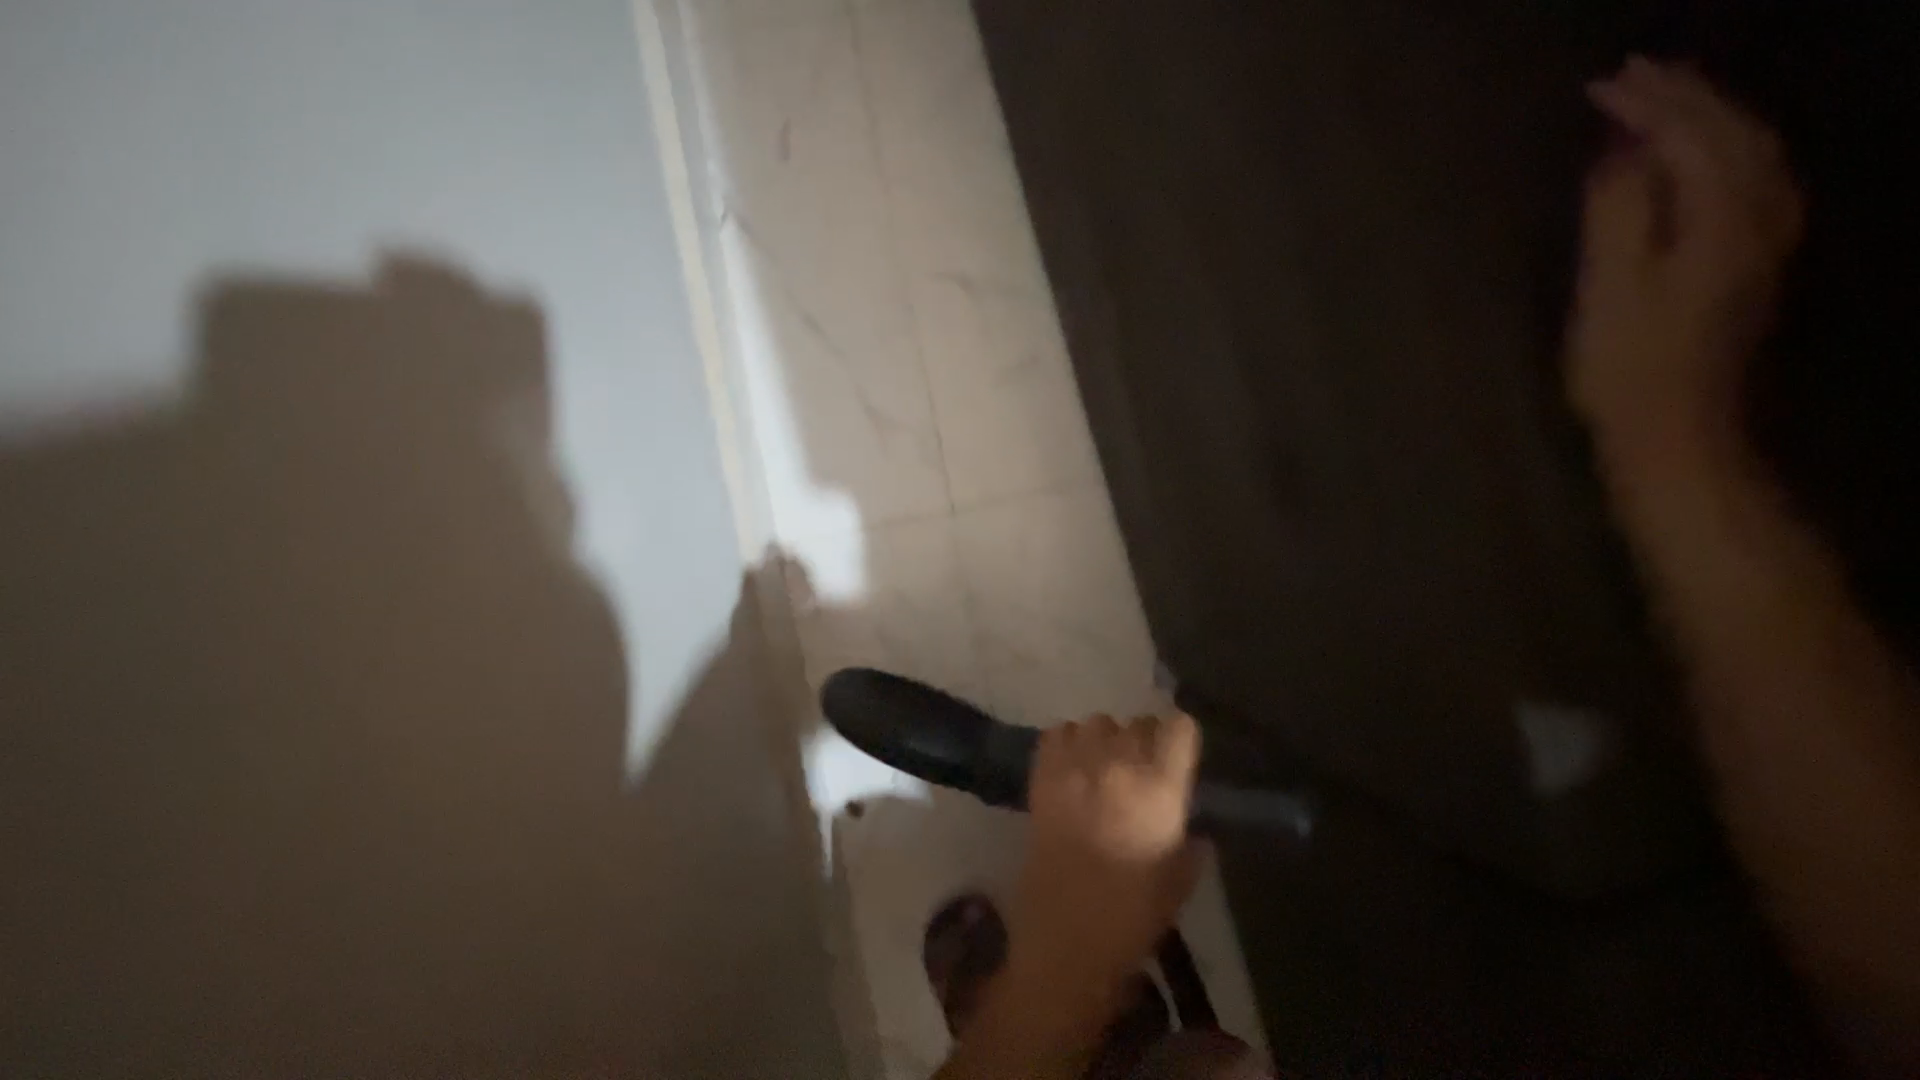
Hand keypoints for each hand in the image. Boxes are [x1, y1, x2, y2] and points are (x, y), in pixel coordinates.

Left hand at [1003, 713, 1204, 1011]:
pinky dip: (1066, 743)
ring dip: (1104, 739)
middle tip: (1138, 770)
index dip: (1179, 740)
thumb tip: (1196, 833)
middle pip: (1139, 722)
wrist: (1064, 935)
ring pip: (1097, 721)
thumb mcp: (1178, 883)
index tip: (1176, 758)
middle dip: (1143, 740)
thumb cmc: (1132, 916)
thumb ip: (1191, 848)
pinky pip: (1057, 733)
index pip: (1180, 727)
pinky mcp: (1042, 775)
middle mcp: (1121, 763)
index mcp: (1162, 787)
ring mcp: (1077, 764)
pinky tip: (1071, 769)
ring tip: (1101, 768)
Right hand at [1568, 57, 1803, 455]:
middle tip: (1631, 73)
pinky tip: (1692, 153)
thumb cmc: (1629, 364)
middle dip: (1683, 96)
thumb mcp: (1611, 288)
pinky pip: (1747, 177)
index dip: (1646, 106)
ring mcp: (1765, 238)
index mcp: (1726, 217)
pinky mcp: (1752, 259)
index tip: (1599, 87)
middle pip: (1733, 132)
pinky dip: (1717, 148)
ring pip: (1748, 151)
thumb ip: (1619, 212)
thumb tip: (1622, 152)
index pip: (1691, 136)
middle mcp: (1762, 214)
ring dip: (1705, 116)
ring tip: (1661, 97)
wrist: (1675, 427)